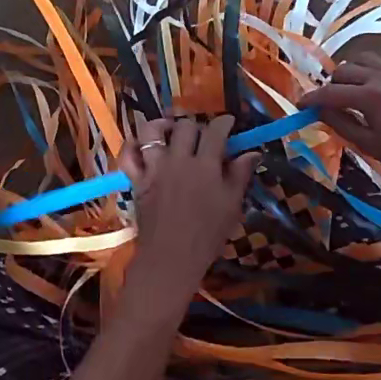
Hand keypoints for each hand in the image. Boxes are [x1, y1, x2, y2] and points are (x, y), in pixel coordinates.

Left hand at [117, 115, 258, 320]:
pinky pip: (128, 156)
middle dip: (196, 126)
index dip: (224, 123)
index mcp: (206, 165)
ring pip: (152, 132)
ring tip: (170, 130)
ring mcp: (155, 168)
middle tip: (202, 135)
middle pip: (186, 127)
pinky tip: (141, 145)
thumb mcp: (232, 206)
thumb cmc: (207, 235)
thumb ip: (239, 175)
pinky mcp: (137, 180)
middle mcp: (178, 160)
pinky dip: (131, 146)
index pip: (216, 131)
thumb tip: (252, 153)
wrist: (171, 256)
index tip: (229, 123)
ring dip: (162, 126)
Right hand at [300, 53, 380, 175]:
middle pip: (341, 71)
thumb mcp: (368, 144)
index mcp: (368, 97)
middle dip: (328, 86)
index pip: (329, 92)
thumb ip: (341, 125)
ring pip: (358, 61)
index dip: (310, 99)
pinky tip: (366, 87)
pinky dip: (363, 70)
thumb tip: (319, 111)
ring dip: (346, 74)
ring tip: (346, 93)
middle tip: (326, 105)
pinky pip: (376, 62)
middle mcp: (378, 77)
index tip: (299, 106)